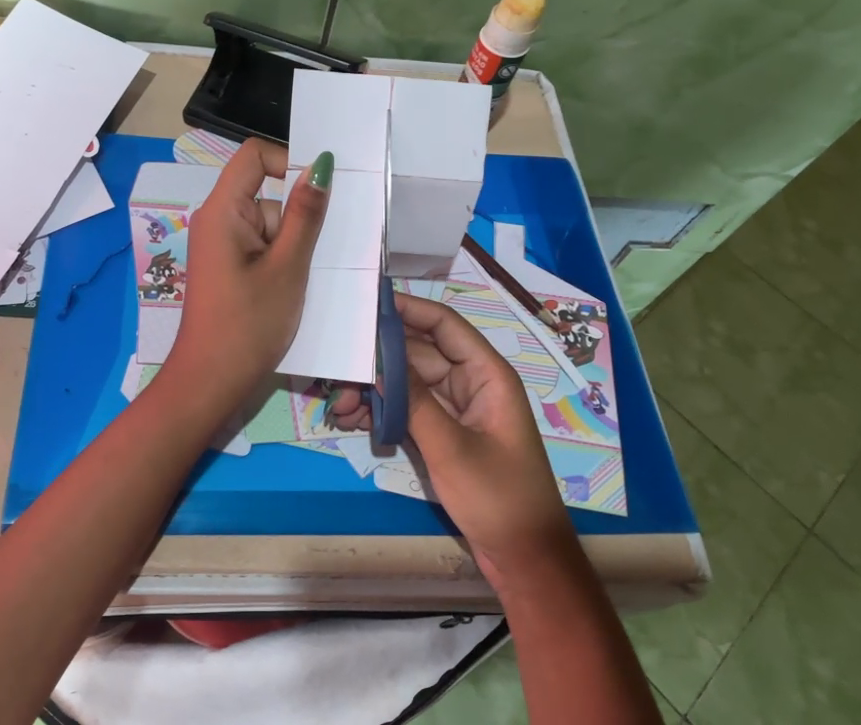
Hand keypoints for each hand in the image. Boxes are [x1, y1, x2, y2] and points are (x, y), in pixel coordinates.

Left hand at [167, 139, 329, 391]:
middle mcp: (217, 219)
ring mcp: (221, 245)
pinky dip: (282, 261)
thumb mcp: (288, 266)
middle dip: (297, 218)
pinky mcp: (228, 267)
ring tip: (300, 281)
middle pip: (266, 192)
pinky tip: (291, 290)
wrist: (211, 381)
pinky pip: (261, 247)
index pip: (254, 155)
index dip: (289, 163)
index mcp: (223, 210)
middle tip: (312, 255)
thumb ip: (306, 214)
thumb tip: (322, 166)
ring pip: (270, 224)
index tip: (318, 197)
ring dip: (293, 246)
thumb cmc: (249, 323)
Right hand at [330, 294, 572, 585]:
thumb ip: (413, 401)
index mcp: (487, 375)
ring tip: (339, 406)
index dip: (407, 309)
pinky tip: (353, 420)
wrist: (523, 557)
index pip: (444, 325)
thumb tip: (376, 362)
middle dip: (377, 360)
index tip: (366, 303)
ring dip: (374, 390)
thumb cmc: (498, 497)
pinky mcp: (441, 434)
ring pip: (406, 384)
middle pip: (417, 355)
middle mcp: (470, 384)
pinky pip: (406, 410)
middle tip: (336, 369)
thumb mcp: (452, 448)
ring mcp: (454, 410)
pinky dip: (381, 412)